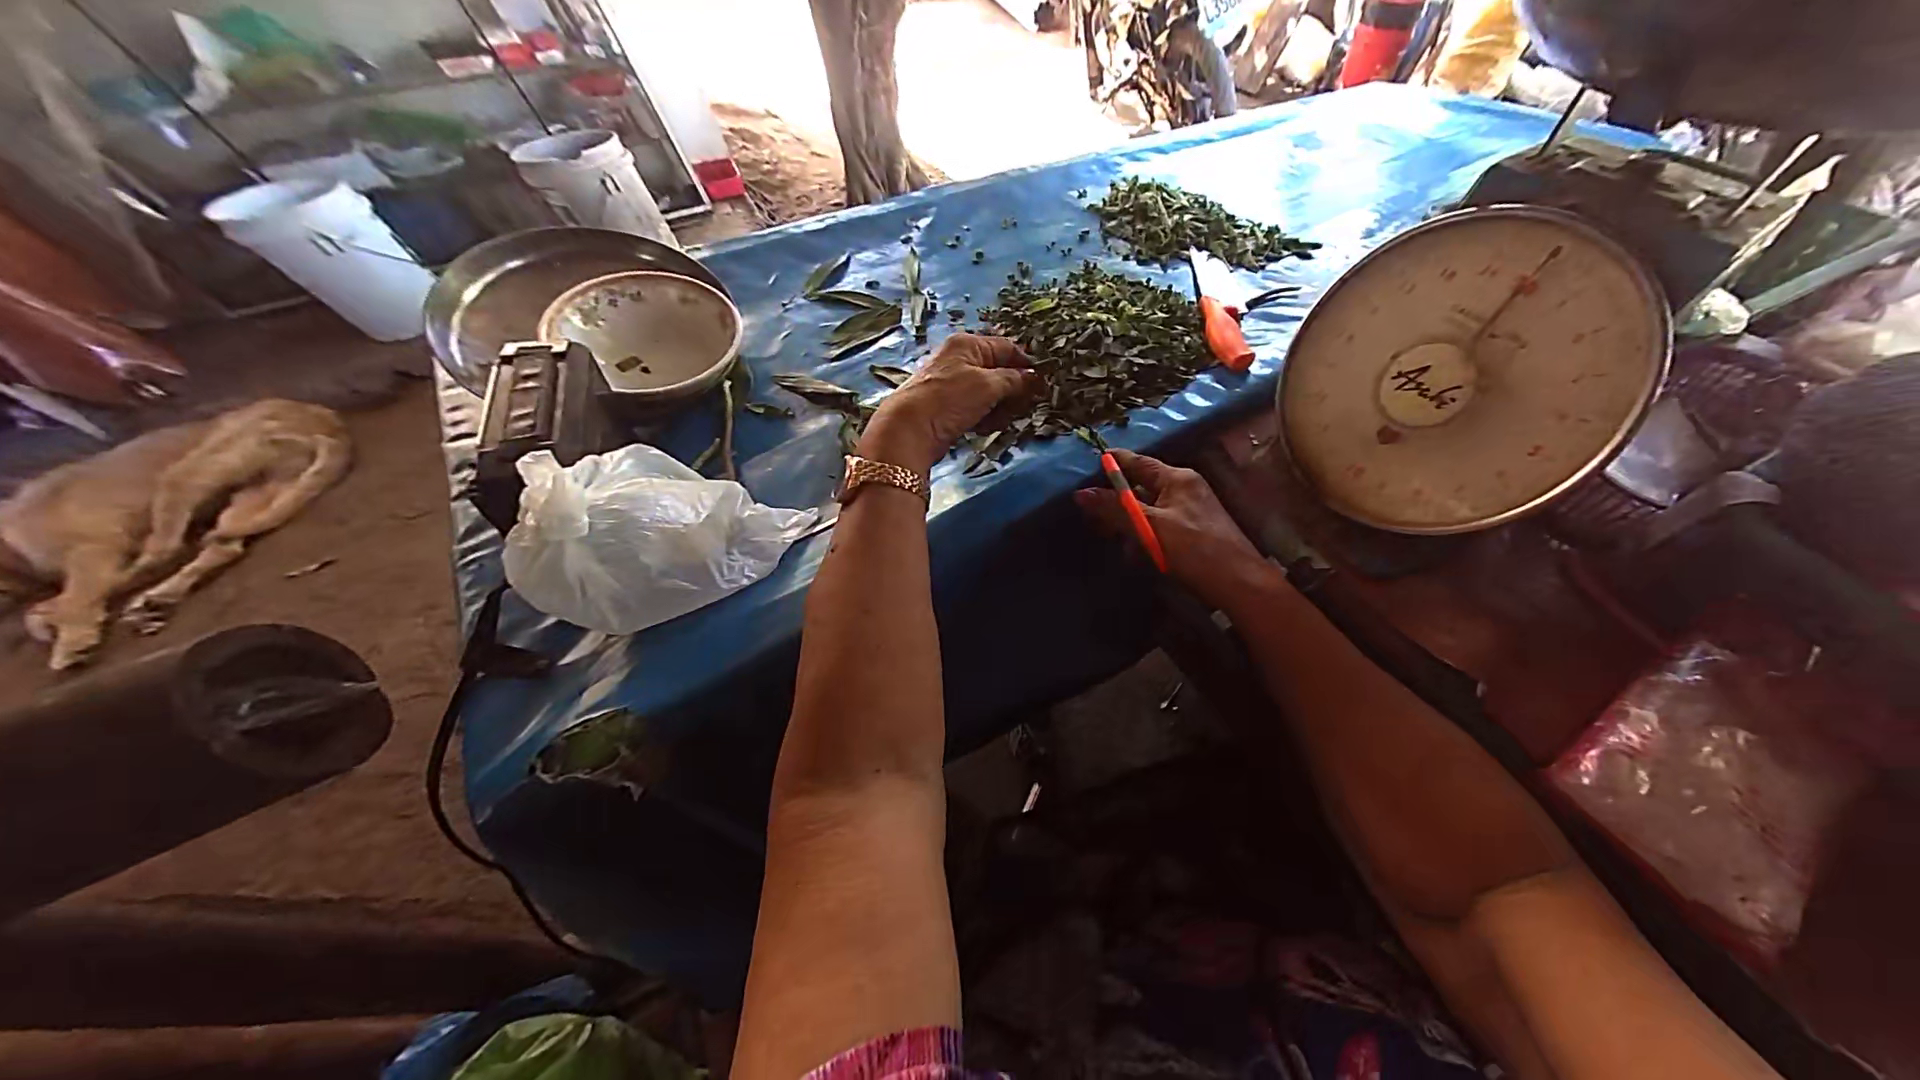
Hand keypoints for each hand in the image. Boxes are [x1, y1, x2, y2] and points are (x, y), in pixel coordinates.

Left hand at [859, 334, 1038, 472]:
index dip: (1026, 365)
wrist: (908, 431)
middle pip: (998, 371)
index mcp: (967, 344)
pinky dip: (982, 417)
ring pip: (988, 393)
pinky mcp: (946, 407)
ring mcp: (950, 383)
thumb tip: (1034, 377)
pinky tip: (981, 427)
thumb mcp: (988, 385)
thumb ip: (1015, 379)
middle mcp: (958, 359)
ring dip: (998, 408)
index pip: (1007, 348)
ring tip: (996, 420)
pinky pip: (974, 408)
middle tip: (1019, 407)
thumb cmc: (948, 400)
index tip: (1041, 384)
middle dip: (1011, 391)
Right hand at [1074, 450, 1273, 606]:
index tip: (1090, 464)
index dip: (1114, 462)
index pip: (1138, 462)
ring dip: (1130, 524)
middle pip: (1141, 487)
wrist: (1240, 584)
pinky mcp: (1194, 533)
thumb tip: (1081, 494)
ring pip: (1149, 510)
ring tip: (1116, 541)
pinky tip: (1139, 554)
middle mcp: (1185, 488)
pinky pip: (1160, 527)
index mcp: (1177, 478)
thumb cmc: (1194, 549)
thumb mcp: (1150, 527)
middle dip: (1118, 501)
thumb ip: (1115, 509)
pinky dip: (1146, 536)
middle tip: (1093, 516)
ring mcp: (1191, 511)